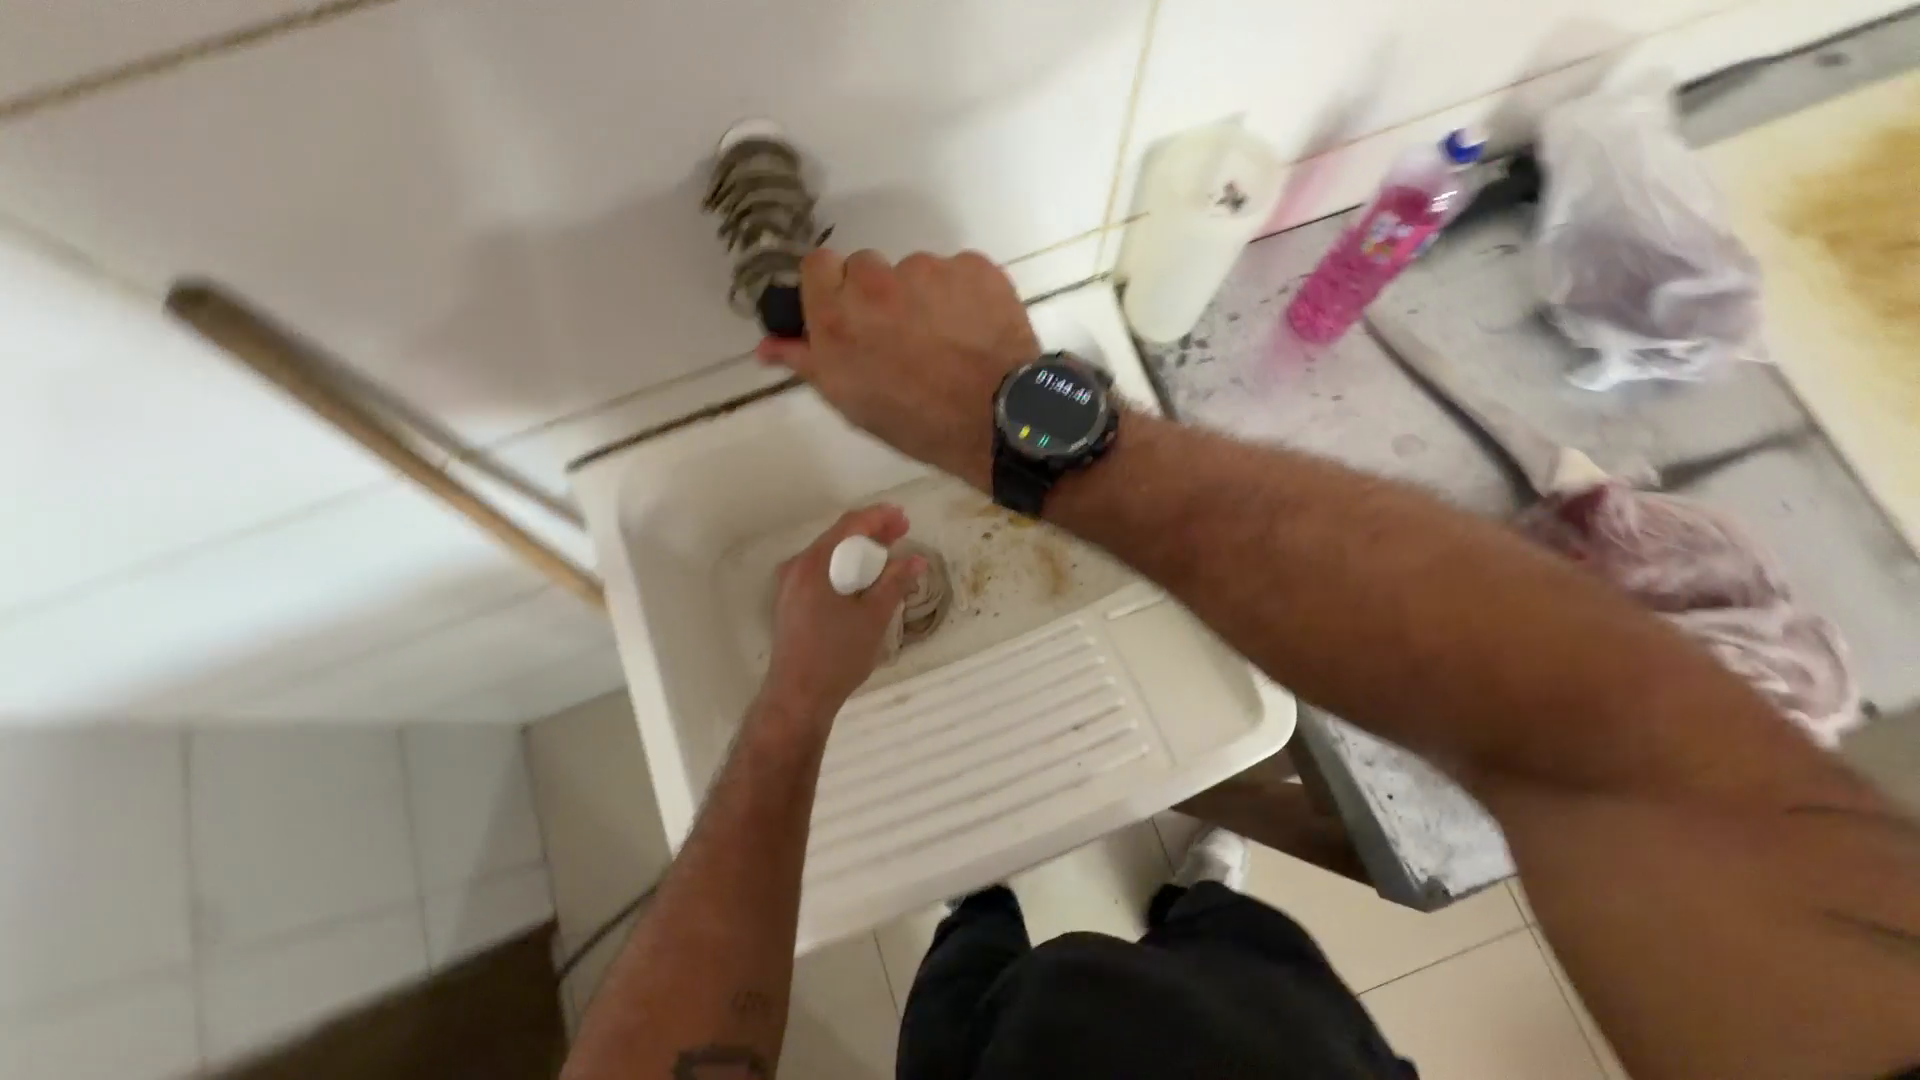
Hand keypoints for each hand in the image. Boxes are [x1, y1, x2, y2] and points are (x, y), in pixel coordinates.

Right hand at [756, 249, 1040, 489]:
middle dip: (877, 295)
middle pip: (866, 267)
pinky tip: (973, 332)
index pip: (818, 265)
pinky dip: (962, 296)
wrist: (997, 421)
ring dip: (922, 296)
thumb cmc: (916, 421)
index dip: (834, 288)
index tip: (850, 314)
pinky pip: (958, 273)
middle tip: (901, 336)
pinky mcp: (974, 267)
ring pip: (915, 271)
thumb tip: (768, 344)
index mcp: (836, 316)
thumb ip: (807, 361)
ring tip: (946, 342)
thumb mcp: (851, 401)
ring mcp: (929, 270)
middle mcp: (876, 283)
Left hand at [760, 504, 927, 726]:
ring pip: (830, 556)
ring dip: (859, 552)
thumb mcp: (874, 617)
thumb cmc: (837, 656)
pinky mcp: (791, 603)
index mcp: (814, 564)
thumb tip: (916, 559)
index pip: (850, 525)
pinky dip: (845, 569)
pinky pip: (822, 573)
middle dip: (871, 533)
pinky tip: (865, 580)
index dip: (879, 517)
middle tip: (902, 533)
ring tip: (889, 555)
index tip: (904, 518)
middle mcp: (797, 567)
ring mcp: (790, 586)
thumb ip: (895, 582)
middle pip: (838, 537)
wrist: (798, 696)